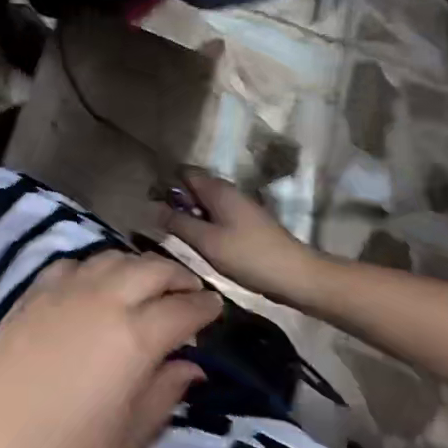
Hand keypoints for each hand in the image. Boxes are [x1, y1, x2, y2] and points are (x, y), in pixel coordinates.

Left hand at [0, 252, 221, 447]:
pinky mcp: (30, 295)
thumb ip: (167, 390)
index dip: (205, 307)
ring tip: (147, 283)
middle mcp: (102, 300)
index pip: (184, 308)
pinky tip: (95, 285)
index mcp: (135, 336)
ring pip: (111, 258)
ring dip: (138, 266)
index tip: (216, 308)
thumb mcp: (132, 437)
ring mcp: (61, 292)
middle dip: (177, 276)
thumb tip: (191, 364)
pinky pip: (72, 264)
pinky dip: (94, 268)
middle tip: (189, 291)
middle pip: (151, 269)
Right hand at [162, 174, 324, 302]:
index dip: (167, 184)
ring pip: (206, 204)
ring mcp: (239, 207)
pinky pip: (217, 216)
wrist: (294, 275)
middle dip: (177, 202)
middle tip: (162, 226)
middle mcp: (228, 191)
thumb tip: (153, 207)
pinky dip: (206, 225)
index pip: (185, 172)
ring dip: (191, 216)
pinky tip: (201, 244)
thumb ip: (178, 223)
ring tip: (178, 237)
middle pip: (195, 187)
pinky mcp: (246, 223)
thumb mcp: (206, 241)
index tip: (153, 204)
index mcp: (218, 189)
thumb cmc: (247, 255)